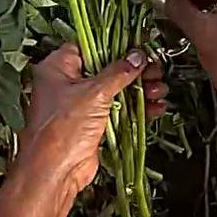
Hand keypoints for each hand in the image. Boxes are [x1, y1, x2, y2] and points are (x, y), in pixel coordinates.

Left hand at [14, 43, 166, 199]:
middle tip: (155, 71)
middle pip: (107, 68)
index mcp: (59, 67)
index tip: (140, 47)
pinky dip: (137, 108)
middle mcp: (68, 83)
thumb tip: (137, 56)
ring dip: (140, 90)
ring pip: (116, 90)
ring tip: (160, 90)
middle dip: (134, 71)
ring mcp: (81, 105)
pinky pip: (118, 110)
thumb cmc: (65, 127)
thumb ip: (118, 72)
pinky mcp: (93, 124)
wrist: (56, 172)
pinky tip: (156, 107)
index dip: (116, 45)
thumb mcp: (94, 93)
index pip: (90, 45)